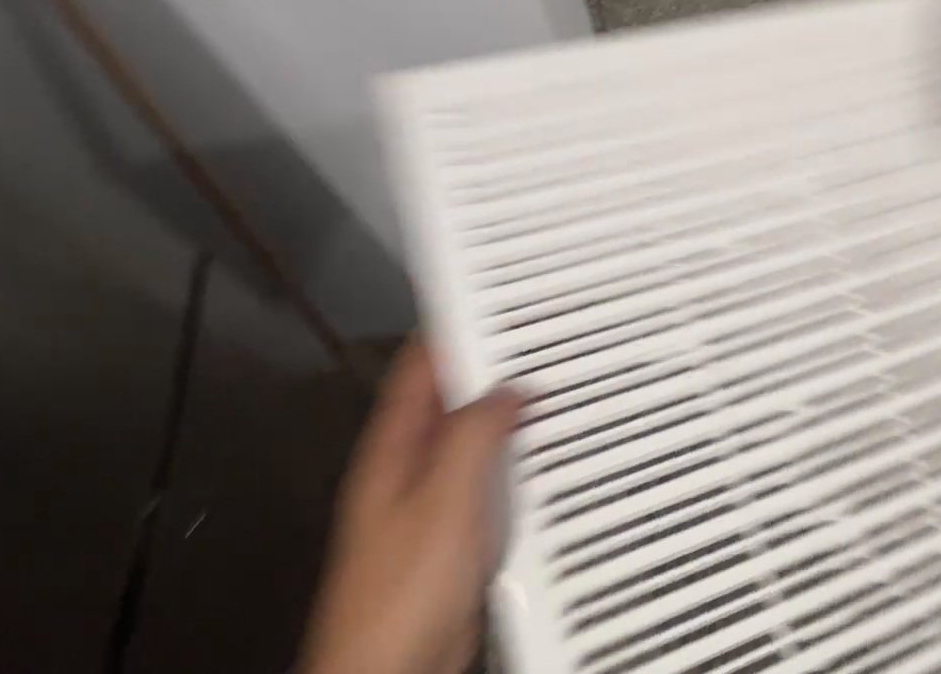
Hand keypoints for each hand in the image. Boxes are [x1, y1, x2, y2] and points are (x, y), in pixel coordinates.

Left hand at [301, 340, 520, 673]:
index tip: (494, 303)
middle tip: (536, 344)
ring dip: (507, 418)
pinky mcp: (456, 530)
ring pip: (476, 439)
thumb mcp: (445, 497)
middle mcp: (410, 465)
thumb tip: (508, 391)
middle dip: (492, 372)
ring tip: (547, 392)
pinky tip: (541, 458)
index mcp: (393, 447)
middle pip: (453, 398)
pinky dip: (514, 462)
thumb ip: (476, 433)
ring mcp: (433, 499)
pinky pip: (489, 480)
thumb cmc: (398, 595)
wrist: (396, 669)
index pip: (420, 366)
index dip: (454, 329)